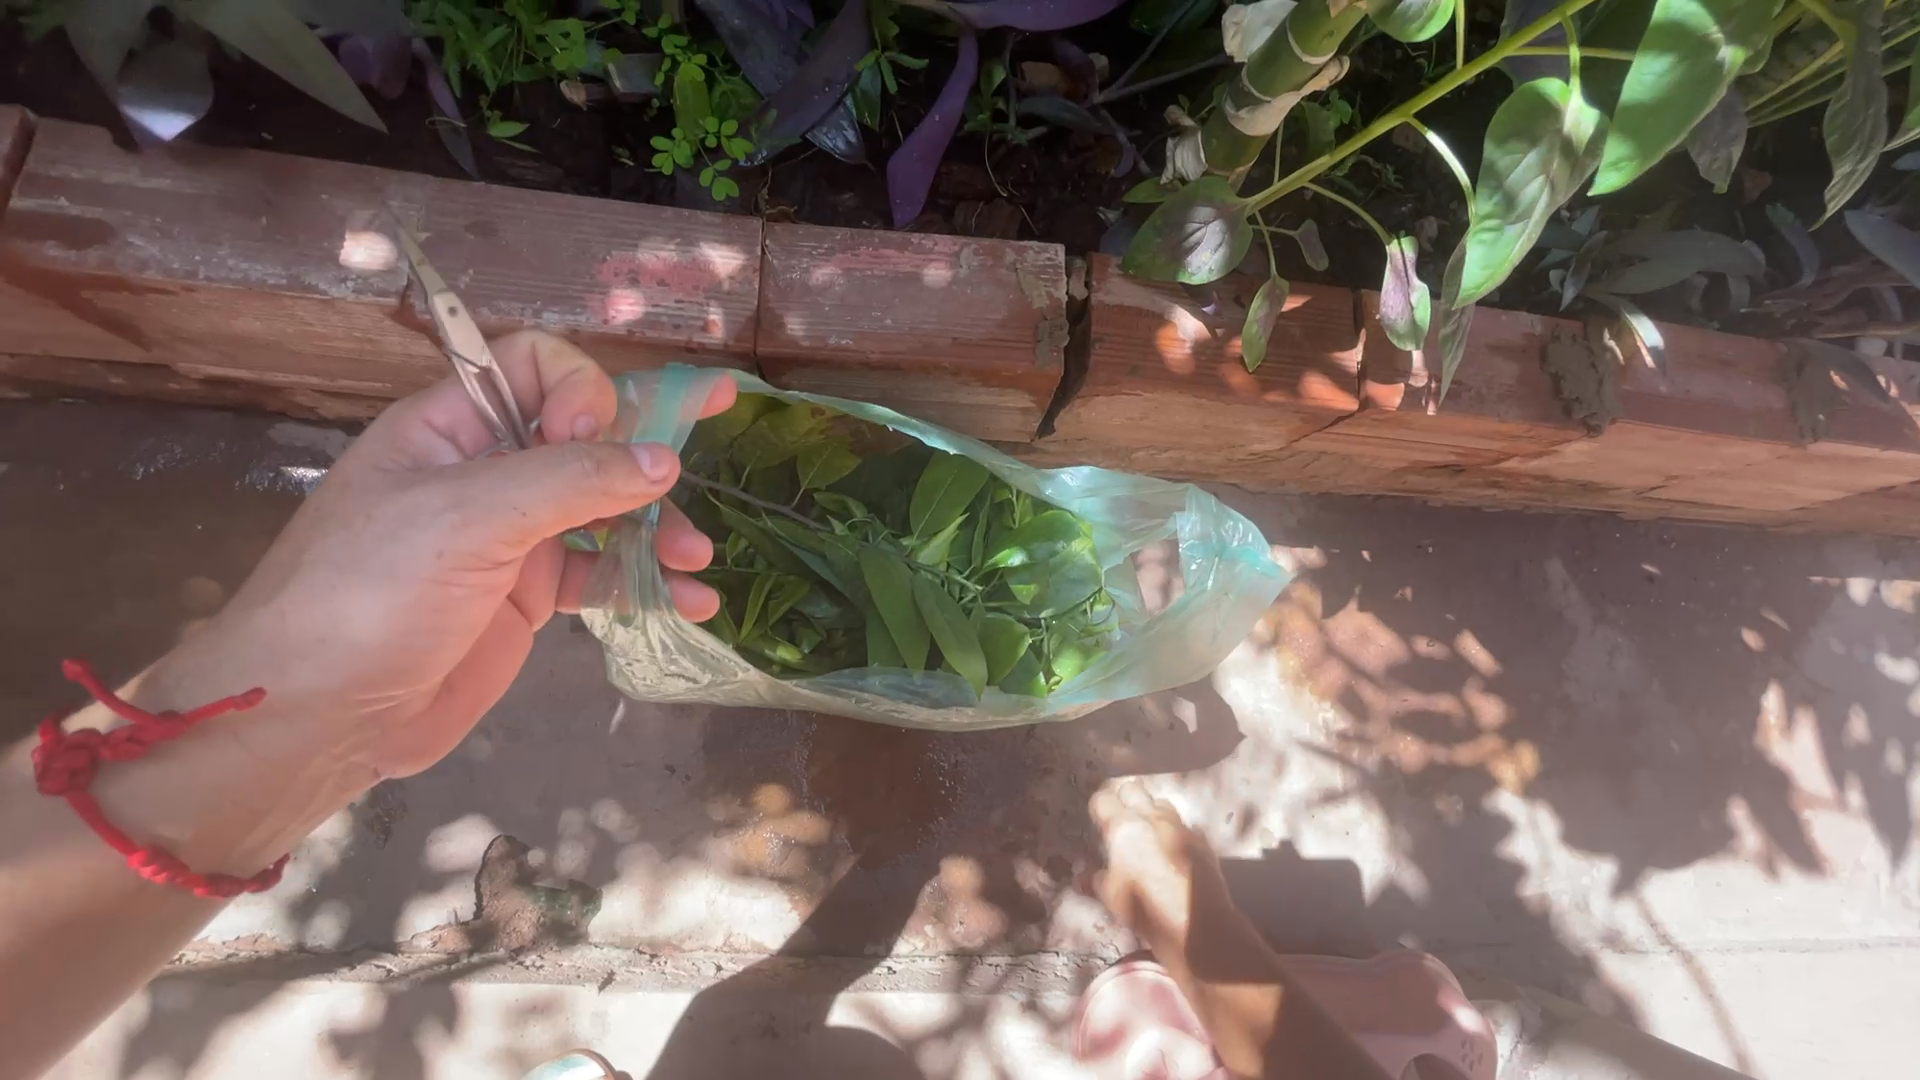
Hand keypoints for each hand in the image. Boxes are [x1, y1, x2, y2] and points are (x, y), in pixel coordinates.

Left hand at [145, 331, 734, 781]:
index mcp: (454, 429)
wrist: (320, 720)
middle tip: (704, 450)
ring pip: (610, 510)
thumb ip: (572, 480)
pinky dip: (650, 584)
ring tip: (695, 559)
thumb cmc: (370, 595)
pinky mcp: (535, 594)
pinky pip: (607, 574)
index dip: (579, 392)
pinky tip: (690, 602)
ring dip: (659, 528)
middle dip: (647, 451)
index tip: (593, 438)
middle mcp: (492, 473)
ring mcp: (517, 536)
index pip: (535, 370)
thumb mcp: (467, 519)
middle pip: (590, 439)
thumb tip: (666, 460)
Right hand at [1088, 780, 1225, 956]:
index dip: (1098, 808)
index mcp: (1124, 828)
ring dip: (1151, 812)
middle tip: (1121, 821)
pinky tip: (1172, 852)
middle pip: (1133, 789)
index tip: (1098, 821)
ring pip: (1160, 802)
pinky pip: (1182, 825)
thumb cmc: (1148, 912)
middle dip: (1124, 800)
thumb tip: (1082, 875)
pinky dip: (1173, 832)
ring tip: (1148, 833)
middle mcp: (1152, 818)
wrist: (1200, 929)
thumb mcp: (1112, 899)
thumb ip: (1095, 880)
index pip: (1103, 799)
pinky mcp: (1202, 840)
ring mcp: (1180, 826)